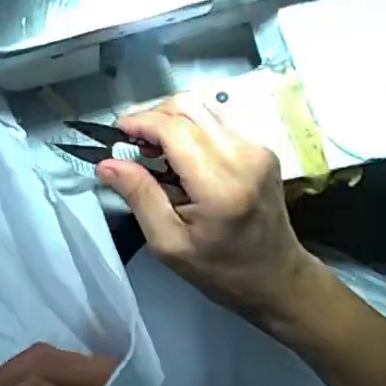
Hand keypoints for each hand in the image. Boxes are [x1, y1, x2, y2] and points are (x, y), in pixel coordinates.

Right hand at [97, 98, 326, 324]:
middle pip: (188, 107)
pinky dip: (190, 127)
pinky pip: (216, 121)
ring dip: (171, 119)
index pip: (173, 128)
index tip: (115, 134)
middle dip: (152, 116)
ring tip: (153, 148)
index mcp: (221, 184)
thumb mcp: (169, 243)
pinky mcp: (261, 148)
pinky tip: (180, 153)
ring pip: (202, 107)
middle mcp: (243, 156)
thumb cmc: (220, 271)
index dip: (139, 122)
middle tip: (132, 143)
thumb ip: (140, 196)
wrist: (278, 278)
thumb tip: (107, 163)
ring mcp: (257, 148)